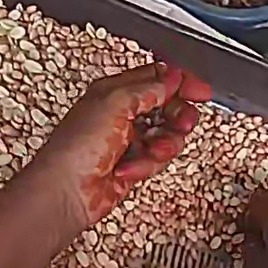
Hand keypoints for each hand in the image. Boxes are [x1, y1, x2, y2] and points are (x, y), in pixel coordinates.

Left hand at [24, 62, 212, 228]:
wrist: (67, 190)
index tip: (201, 91)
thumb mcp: (115, 103)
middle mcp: (121, 115)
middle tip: (184, 123)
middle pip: (166, 107)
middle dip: (178, 116)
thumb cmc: (78, 146)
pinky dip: (147, 165)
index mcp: (114, 92)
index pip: (155, 78)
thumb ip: (148, 88)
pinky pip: (156, 160)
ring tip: (153, 151)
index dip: (180, 82)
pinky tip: (130, 169)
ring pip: (166, 136)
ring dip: (164, 144)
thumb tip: (172, 77)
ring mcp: (127, 142)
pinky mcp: (132, 166)